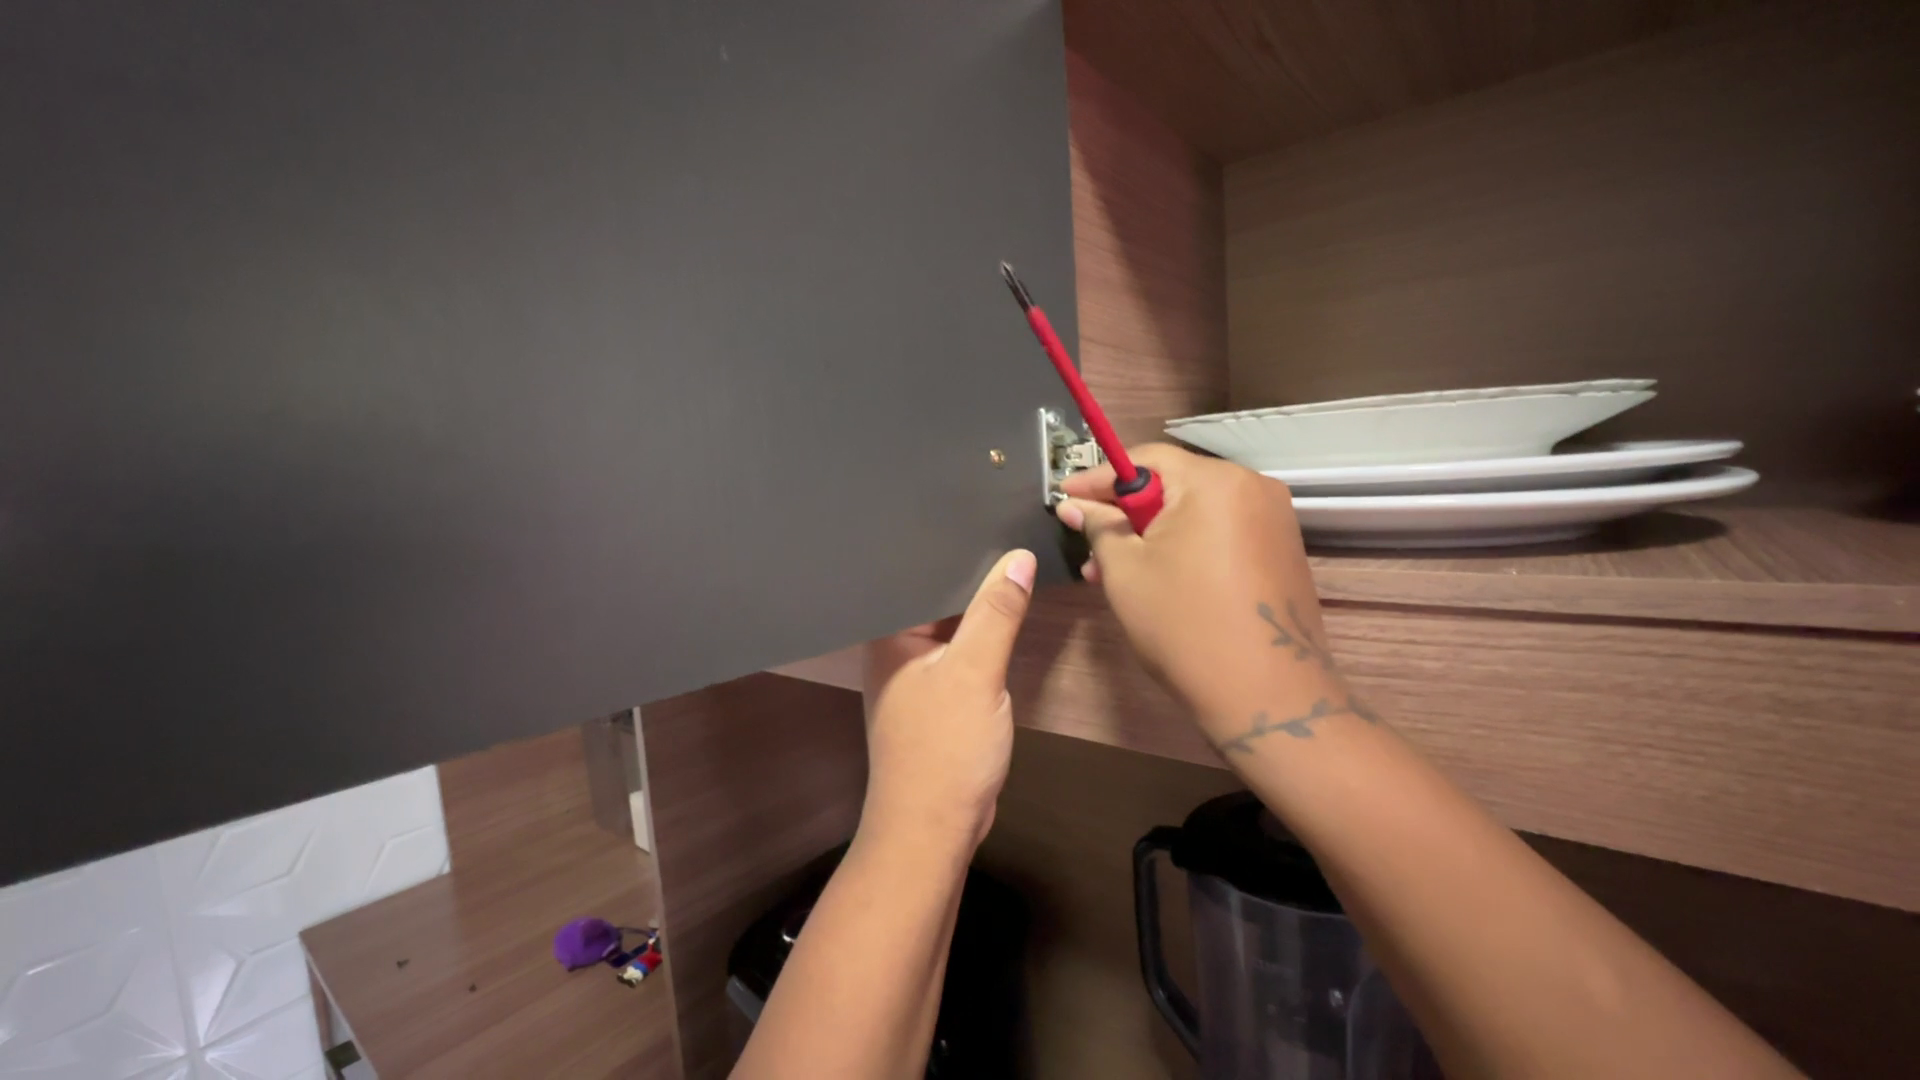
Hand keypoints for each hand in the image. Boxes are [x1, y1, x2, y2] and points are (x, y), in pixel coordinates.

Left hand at [860, 549, 1036, 848]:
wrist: (934, 829)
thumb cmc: (944, 748)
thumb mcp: (974, 673)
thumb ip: (996, 613)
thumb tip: (1018, 558)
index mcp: (888, 634)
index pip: (919, 575)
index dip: (953, 546)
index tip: (985, 511)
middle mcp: (896, 648)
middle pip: (938, 598)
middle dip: (974, 572)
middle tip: (1011, 526)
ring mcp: (918, 674)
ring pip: (954, 625)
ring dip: (982, 605)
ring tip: (1018, 556)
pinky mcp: (939, 696)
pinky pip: (963, 651)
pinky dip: (985, 635)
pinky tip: (1011, 613)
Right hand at [1056, 445, 1343, 731]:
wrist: (1266, 695)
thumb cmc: (1185, 625)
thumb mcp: (1126, 572)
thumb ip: (1099, 527)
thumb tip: (1073, 505)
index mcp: (1216, 482)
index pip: (1145, 459)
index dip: (1098, 478)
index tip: (1062, 495)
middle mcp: (1253, 488)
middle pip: (1173, 485)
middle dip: (1125, 514)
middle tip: (1087, 544)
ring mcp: (1274, 521)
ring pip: (1196, 514)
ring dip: (1152, 535)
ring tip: (1114, 573)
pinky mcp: (1282, 552)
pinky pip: (1221, 534)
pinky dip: (1185, 548)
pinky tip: (1158, 580)